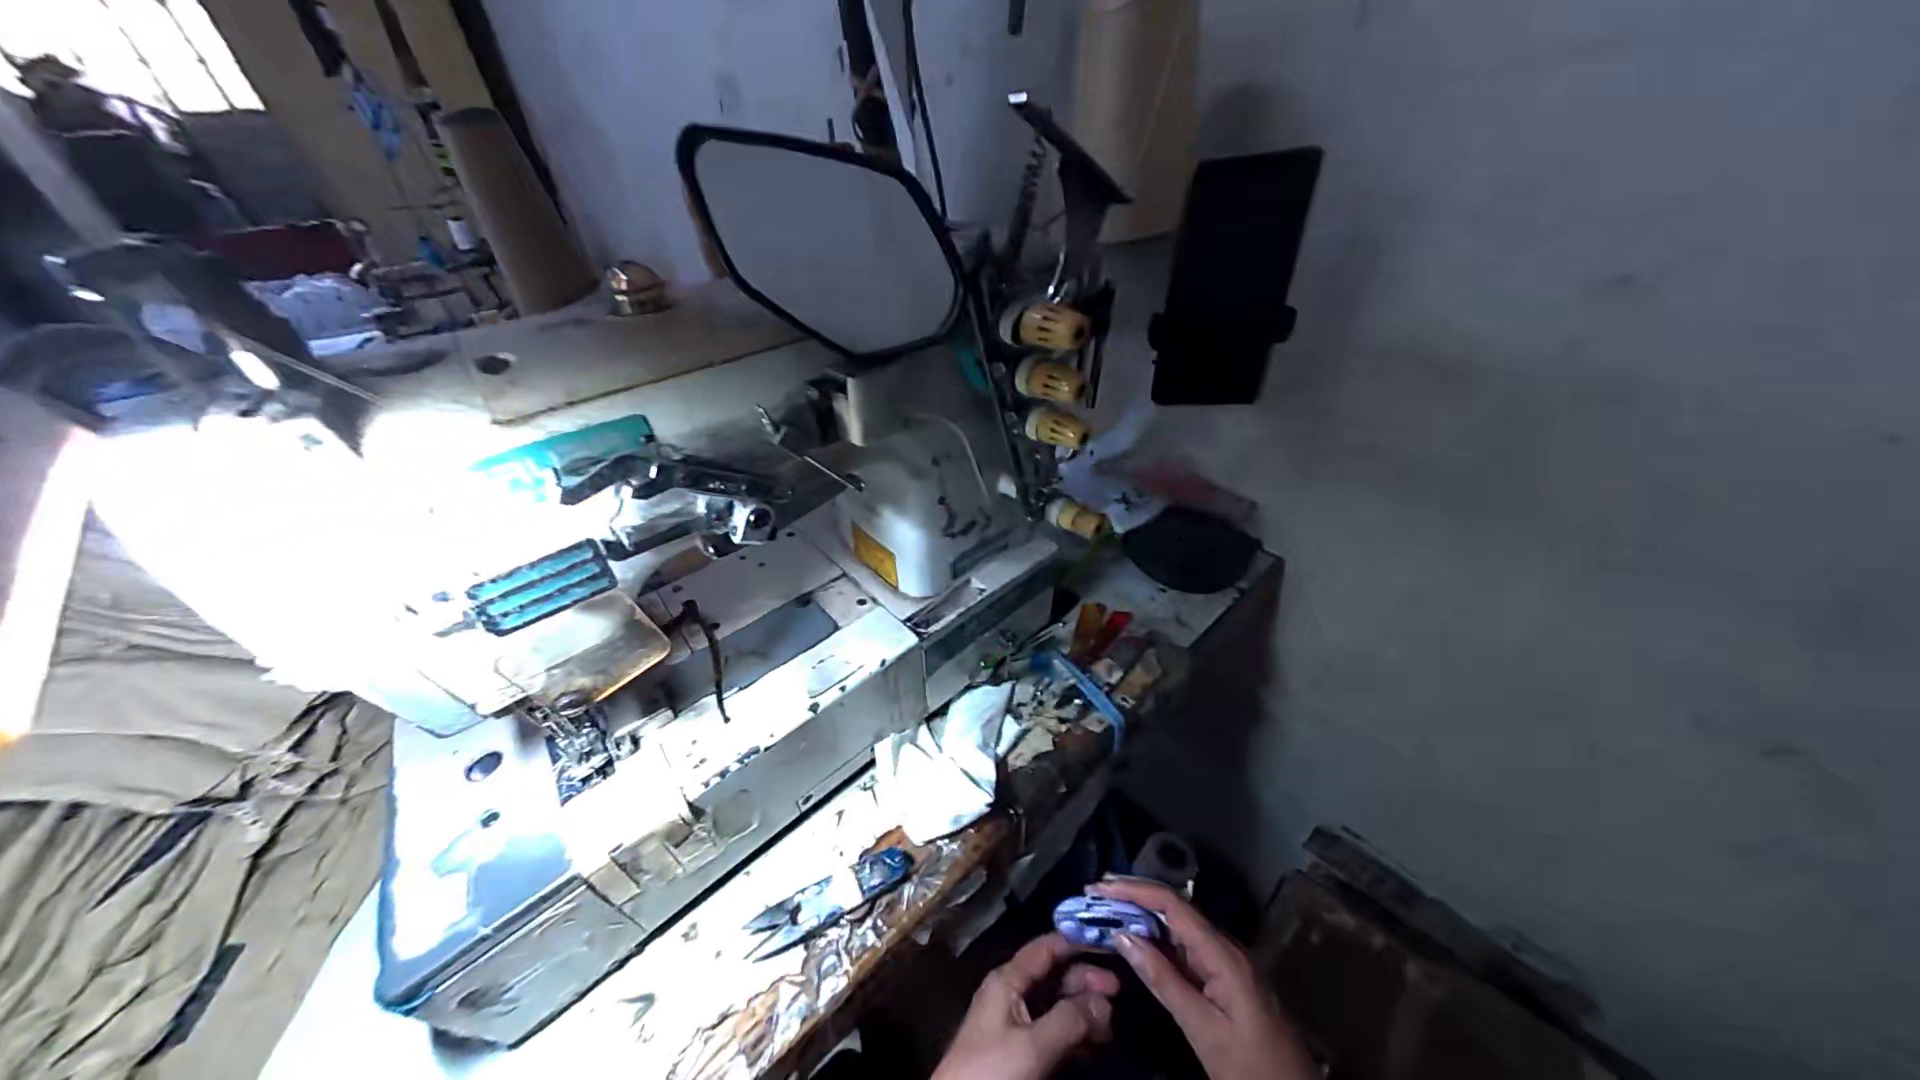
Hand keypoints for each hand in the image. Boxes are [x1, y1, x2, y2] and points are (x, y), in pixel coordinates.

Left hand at [931, 932, 1121, 1079]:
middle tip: (1117, 992)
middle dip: (1085, 981)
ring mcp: (1016, 1024)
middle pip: (1054, 976)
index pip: (1046, 948)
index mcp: (1008, 980)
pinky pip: (1053, 1032)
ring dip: (1083, 1010)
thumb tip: (1104, 1000)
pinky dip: (1075, 1034)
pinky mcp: (1020, 1051)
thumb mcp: (1032, 1044)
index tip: (1108, 942)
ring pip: (1056, 1006)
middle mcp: (1012, 994)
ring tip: (1110, 1024)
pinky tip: (1095, 1045)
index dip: (1075, 941)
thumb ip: (1069, 1019)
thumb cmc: (991, 1071)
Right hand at [1089, 878, 1316, 1079]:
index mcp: (1222, 953)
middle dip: (1133, 896)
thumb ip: (1163, 980)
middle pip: (1174, 908)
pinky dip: (1156, 939)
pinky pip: (1185, 948)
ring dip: (1142, 915)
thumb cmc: (1251, 1069)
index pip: (1172, 905)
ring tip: (1106, 910)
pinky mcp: (1224, 979)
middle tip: (1094, 894)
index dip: (1134, 889)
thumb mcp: (1203, 1030)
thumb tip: (1123, 935)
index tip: (1098, 887)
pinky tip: (1136, 940)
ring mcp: (1226, 963)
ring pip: (1178, 927)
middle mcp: (1225, 947)